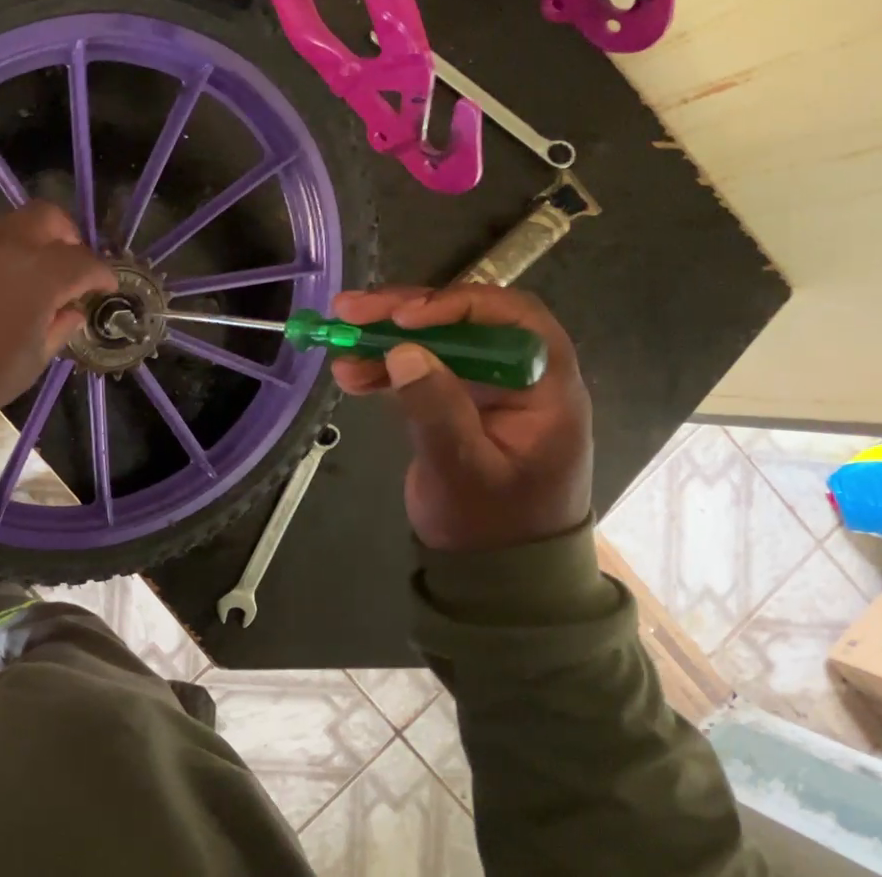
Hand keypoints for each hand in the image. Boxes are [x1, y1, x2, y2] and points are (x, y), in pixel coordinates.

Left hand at [0, 201, 117, 407]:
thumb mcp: (33, 360)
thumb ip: (58, 328)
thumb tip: (72, 311)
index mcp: (42, 275)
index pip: (83, 261)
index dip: (100, 273)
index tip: (105, 286)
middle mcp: (10, 247)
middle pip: (47, 218)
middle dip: (65, 235)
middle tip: (68, 261)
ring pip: (10, 225)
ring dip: (27, 240)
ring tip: (27, 271)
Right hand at [329, 285, 592, 551]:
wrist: (494, 574)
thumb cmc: (490, 525)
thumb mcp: (462, 469)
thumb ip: (437, 410)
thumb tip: (403, 351)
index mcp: (545, 387)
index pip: (512, 319)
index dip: (456, 306)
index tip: (402, 317)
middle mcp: (518, 377)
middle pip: (464, 322)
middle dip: (403, 312)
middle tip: (349, 310)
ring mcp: (484, 389)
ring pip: (435, 342)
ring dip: (385, 337)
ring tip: (336, 338)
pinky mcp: (455, 403)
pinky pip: (419, 370)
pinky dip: (383, 367)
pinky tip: (348, 373)